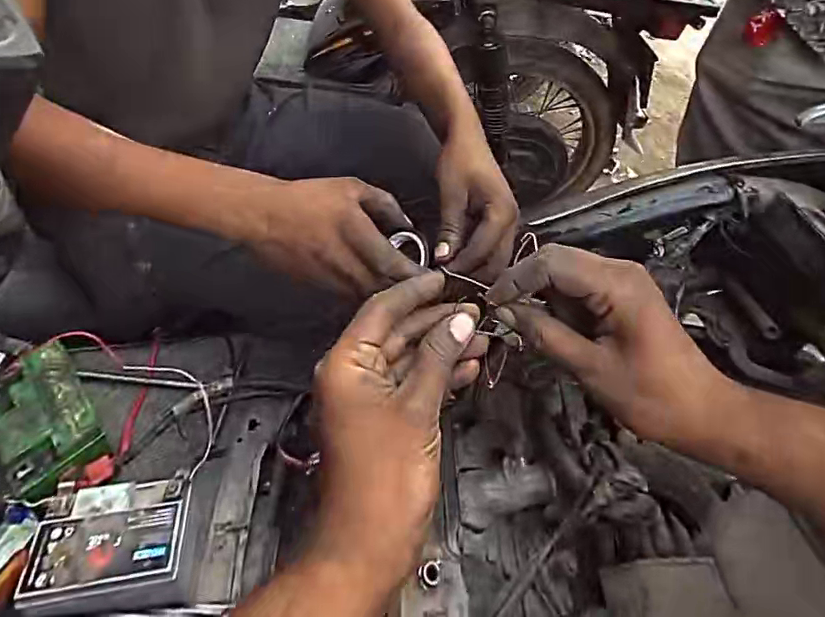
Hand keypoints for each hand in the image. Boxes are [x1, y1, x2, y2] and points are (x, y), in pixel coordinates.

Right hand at [239, 177, 423, 296]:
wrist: (263, 217)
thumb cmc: (307, 198)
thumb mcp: (352, 188)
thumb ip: (385, 205)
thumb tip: (407, 225)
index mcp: (358, 237)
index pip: (398, 269)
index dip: (420, 280)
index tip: (437, 280)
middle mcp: (348, 266)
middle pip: (388, 292)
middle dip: (410, 295)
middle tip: (430, 293)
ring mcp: (334, 282)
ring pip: (371, 299)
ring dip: (390, 299)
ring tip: (409, 294)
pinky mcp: (322, 290)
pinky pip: (353, 298)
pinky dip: (369, 296)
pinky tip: (377, 289)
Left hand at [308, 273, 487, 596]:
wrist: (369, 544)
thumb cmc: (381, 483)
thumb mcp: (417, 408)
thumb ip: (438, 358)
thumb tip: (459, 320)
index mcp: (345, 362)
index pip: (381, 309)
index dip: (415, 291)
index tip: (442, 279)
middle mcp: (352, 372)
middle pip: (398, 331)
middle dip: (437, 321)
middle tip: (472, 309)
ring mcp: (368, 395)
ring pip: (409, 357)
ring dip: (444, 347)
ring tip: (479, 335)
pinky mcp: (385, 416)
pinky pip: (413, 382)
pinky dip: (439, 373)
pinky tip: (467, 365)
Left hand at [434, 131, 518, 281]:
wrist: (466, 137)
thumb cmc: (459, 159)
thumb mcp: (451, 193)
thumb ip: (450, 228)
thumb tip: (444, 259)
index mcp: (503, 213)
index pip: (484, 251)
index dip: (462, 266)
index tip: (441, 278)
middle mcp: (512, 220)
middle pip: (498, 261)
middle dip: (474, 275)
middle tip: (448, 284)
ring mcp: (509, 220)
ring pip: (497, 257)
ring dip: (476, 268)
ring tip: (451, 276)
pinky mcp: (500, 219)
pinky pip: (492, 246)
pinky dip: (477, 256)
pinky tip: (458, 260)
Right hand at [486, 245, 738, 449]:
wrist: (708, 413)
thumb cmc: (653, 397)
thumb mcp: (591, 369)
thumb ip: (545, 334)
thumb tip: (504, 312)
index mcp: (616, 283)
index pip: (550, 262)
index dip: (515, 280)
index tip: (492, 305)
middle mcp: (619, 268)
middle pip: (555, 257)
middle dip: (525, 282)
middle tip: (504, 313)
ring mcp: (623, 277)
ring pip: (564, 268)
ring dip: (542, 291)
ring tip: (527, 323)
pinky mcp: (623, 290)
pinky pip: (578, 282)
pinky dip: (559, 299)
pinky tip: (552, 323)